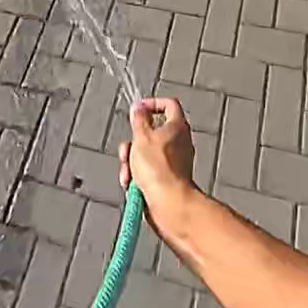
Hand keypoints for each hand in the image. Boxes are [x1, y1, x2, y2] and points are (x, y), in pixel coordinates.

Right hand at [118, 97, 196, 216]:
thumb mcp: (142, 137)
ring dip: (132, 163)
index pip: (169, 104)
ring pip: (146, 154)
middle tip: (128, 151)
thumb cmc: (158, 169)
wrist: (168, 203)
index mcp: (177, 126)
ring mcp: (174, 161)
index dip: (152, 104)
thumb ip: (139, 120)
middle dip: (134, 143)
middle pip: (151, 133)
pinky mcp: (167, 179)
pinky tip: (132, 186)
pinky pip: (148, 172)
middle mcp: (179, 141)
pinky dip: (137, 178)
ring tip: (129, 174)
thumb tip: (139, 107)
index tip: (138, 110)